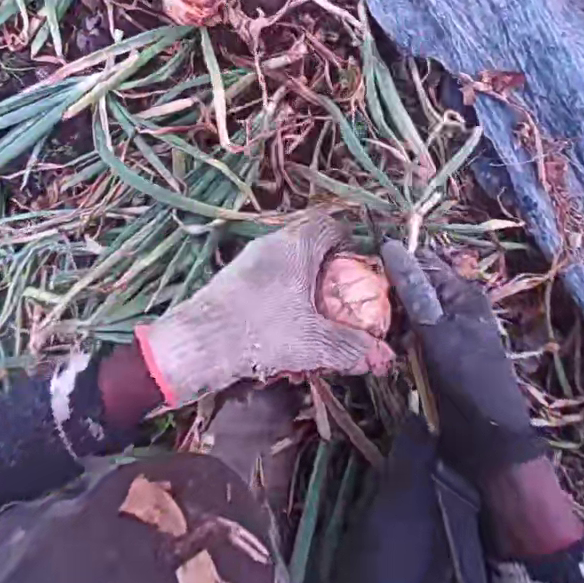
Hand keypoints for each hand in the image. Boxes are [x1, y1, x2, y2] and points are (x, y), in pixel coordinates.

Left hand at [136, 210, 392, 405]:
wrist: (198, 344)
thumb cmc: (259, 332)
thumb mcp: (314, 343)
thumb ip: (352, 347)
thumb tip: (385, 358)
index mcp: (294, 246)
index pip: (330, 225)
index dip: (350, 243)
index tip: (360, 272)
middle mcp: (270, 245)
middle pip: (310, 244)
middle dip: (330, 270)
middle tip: (342, 298)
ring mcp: (248, 261)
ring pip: (288, 263)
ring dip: (305, 285)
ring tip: (316, 316)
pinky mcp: (233, 280)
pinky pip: (269, 279)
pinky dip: (284, 295)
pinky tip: (286, 326)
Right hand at [379, 240, 546, 480]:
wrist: (486, 440)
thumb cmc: (466, 379)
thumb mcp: (437, 330)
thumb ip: (413, 289)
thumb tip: (391, 245)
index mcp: (462, 293)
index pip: (421, 261)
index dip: (393, 262)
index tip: (363, 271)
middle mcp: (453, 307)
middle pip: (411, 286)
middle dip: (388, 293)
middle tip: (365, 303)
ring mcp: (444, 331)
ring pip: (405, 311)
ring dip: (389, 318)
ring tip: (373, 326)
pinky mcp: (434, 354)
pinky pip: (408, 335)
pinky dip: (396, 338)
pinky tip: (385, 346)